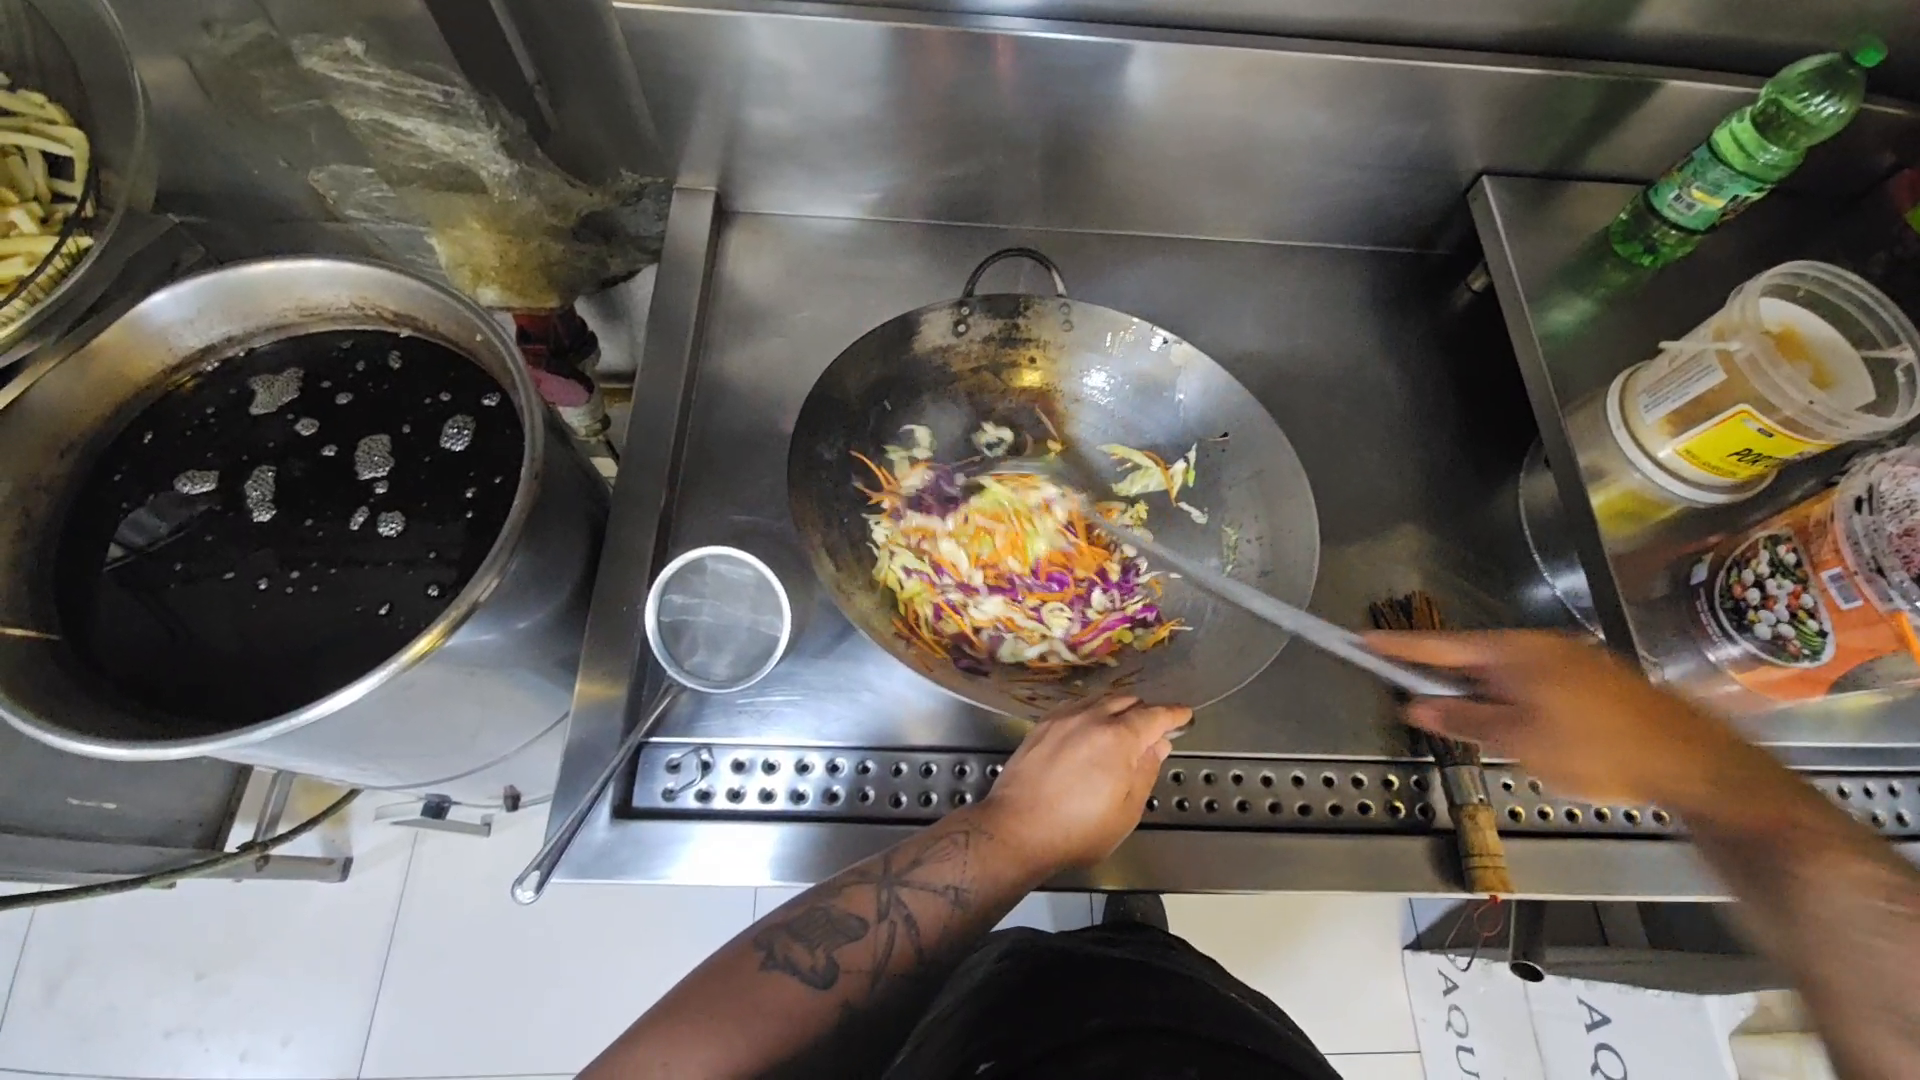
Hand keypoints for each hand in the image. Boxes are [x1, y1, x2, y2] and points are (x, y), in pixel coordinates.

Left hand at [976, 695, 1191, 873]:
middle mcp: (1090, 718)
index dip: (1173, 715)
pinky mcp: (1042, 725)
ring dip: (1117, 708)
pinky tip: (1090, 726)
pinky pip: (1075, 706)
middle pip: (1126, 701)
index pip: (1154, 716)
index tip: (1184, 715)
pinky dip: (1091, 711)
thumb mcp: (1127, 810)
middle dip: (1145, 711)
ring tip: (1124, 726)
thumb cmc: (1078, 830)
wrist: (1017, 829)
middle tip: (1154, 727)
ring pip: (1099, 700)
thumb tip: (1158, 744)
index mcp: (1118, 737)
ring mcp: (1063, 718)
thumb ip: (1146, 770)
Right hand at [1366, 630, 1753, 806]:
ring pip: (1503, 671)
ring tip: (1474, 723)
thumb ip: (1463, 720)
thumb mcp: (1518, 741)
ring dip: (1479, 691)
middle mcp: (1539, 647)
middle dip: (1442, 675)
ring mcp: (1569, 659)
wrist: (1697, 764)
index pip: (1439, 646)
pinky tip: (1519, 725)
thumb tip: (1416, 705)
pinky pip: (1530, 679)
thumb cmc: (1599, 750)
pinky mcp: (1592, 678)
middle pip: (1471, 657)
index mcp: (1513, 654)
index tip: (1361, 639)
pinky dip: (1509, 696)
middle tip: (1415, 693)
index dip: (1397, 646)